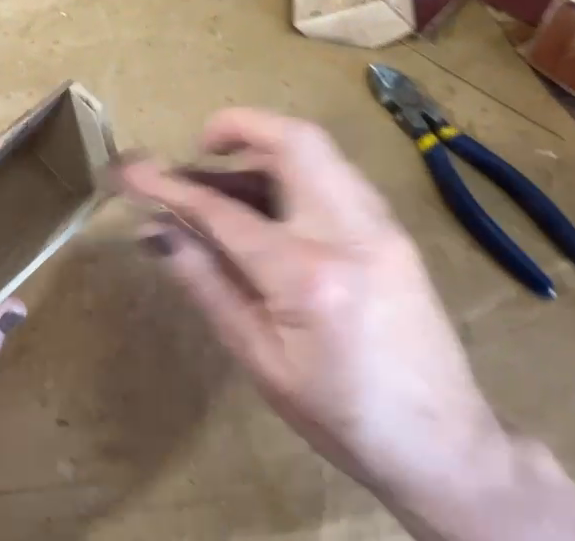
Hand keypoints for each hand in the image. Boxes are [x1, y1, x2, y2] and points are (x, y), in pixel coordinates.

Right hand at [117, 109, 574, 540]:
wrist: (445, 448)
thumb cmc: (340, 416)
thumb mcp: (258, 358)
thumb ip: (205, 283)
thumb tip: (155, 230)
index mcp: (309, 276)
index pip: (223, 211)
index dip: (168, 186)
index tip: (129, 171)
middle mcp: (351, 234)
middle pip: (294, 141)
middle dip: (237, 126)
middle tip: (199, 147)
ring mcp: (382, 228)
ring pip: (318, 151)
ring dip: (263, 150)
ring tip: (222, 182)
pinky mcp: (395, 234)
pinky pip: (335, 177)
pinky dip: (292, 172)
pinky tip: (266, 206)